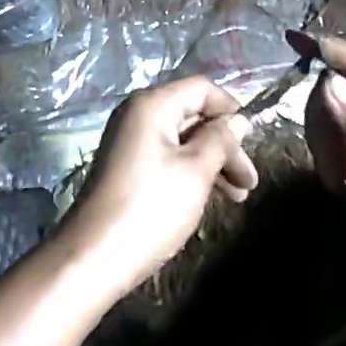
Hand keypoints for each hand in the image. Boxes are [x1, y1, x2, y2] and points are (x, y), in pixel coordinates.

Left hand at [64, 77, 259, 293]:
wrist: (93, 257)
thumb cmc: (151, 208)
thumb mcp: (195, 172)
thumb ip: (220, 141)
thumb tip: (237, 121)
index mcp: (152, 104)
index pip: (201, 88)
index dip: (230, 109)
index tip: (253, 142)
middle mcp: (139, 113)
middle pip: (192, 114)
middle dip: (225, 143)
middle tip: (250, 181)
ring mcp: (130, 139)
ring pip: (182, 138)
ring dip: (212, 161)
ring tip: (239, 196)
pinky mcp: (127, 166)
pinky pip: (168, 155)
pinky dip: (191, 171)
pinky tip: (210, 197)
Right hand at [304, 35, 345, 280]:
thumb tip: (328, 80)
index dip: (328, 49)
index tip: (292, 38)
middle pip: (339, 93)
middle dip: (326, 128)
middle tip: (332, 170)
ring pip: (331, 119)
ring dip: (328, 153)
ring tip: (341, 188)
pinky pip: (335, 144)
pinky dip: (333, 167)